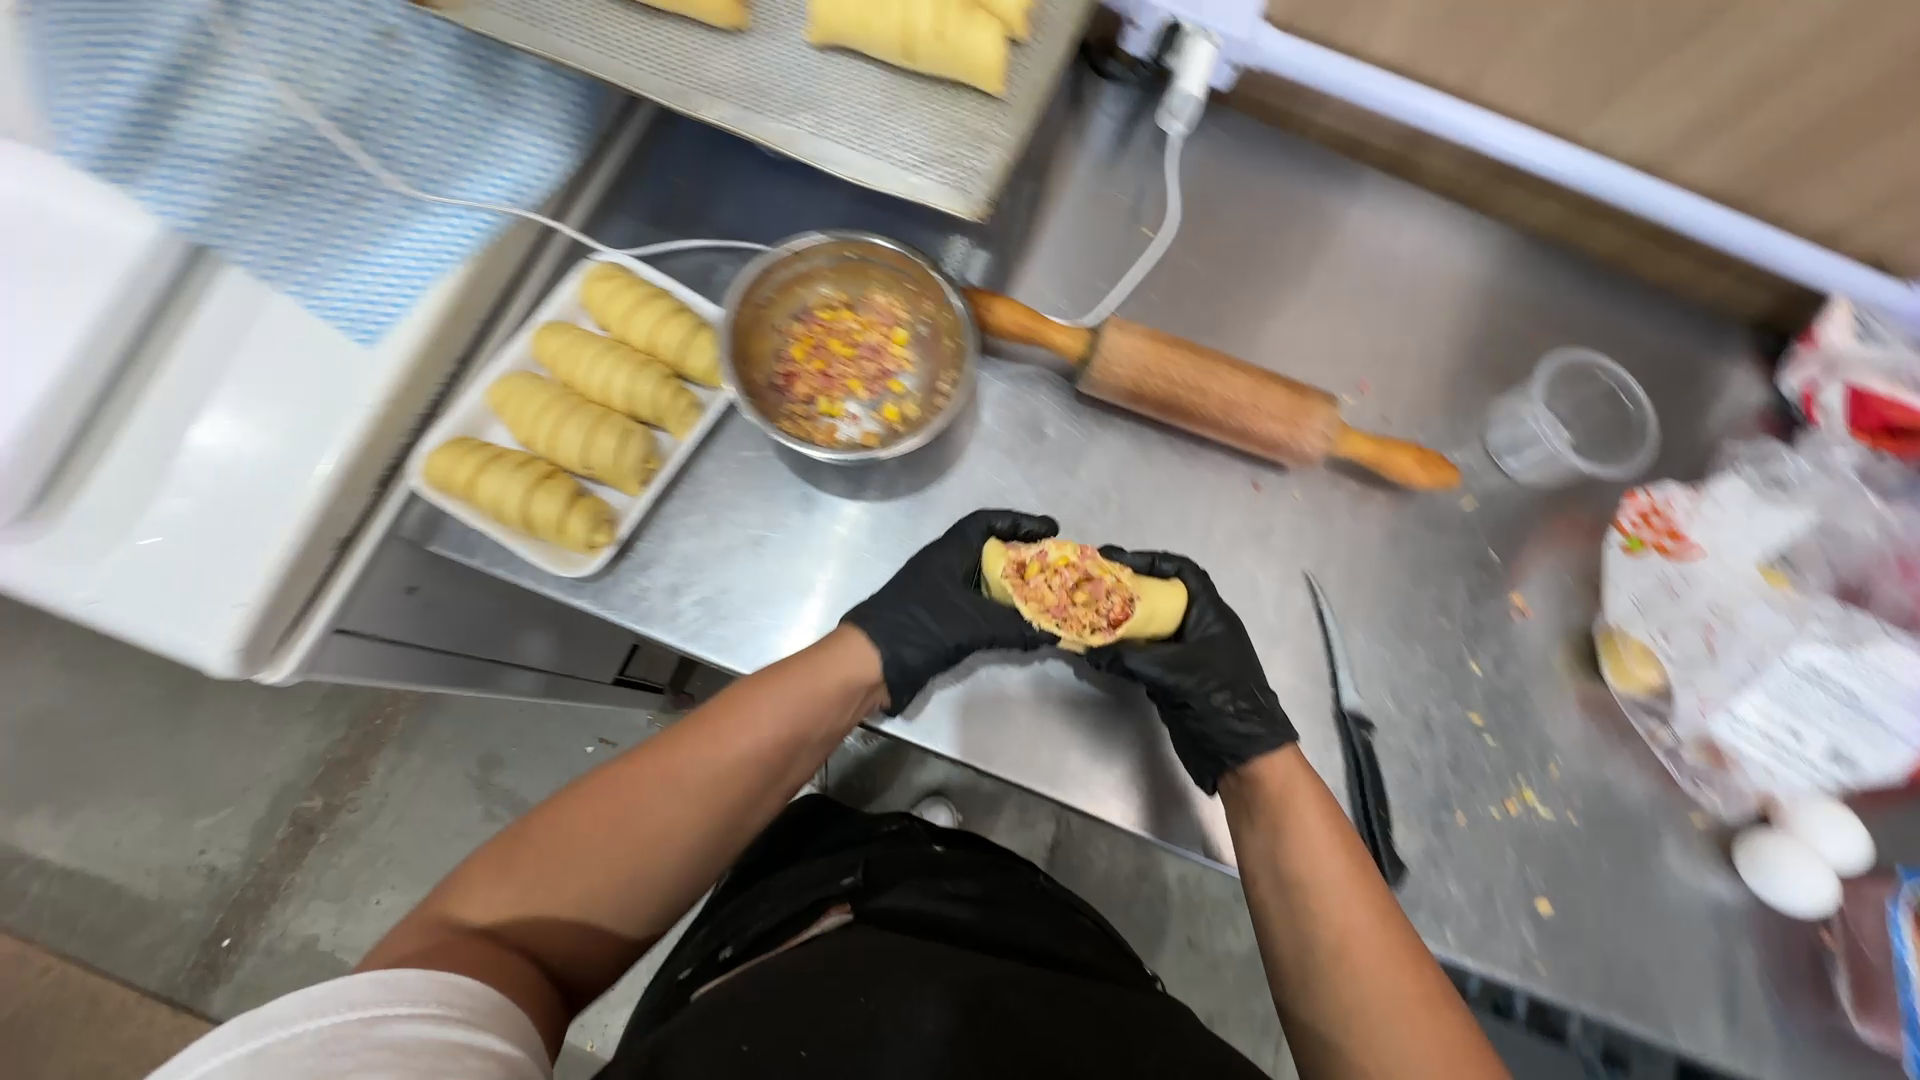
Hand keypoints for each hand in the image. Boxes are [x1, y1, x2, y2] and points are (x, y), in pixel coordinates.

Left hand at [843, 509, 1059, 714]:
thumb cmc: (918, 627)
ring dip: (1013, 589)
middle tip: (1055, 567)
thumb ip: (1014, 626)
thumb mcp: (971, 624)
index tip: (1050, 530)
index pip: (986, 523)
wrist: (870, 664)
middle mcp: (945, 568)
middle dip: (1023, 557)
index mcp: (948, 553)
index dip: (1019, 522)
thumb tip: (1052, 634)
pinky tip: (1023, 627)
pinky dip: (1001, 615)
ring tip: (1046, 596)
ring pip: (985, 584)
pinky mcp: (941, 623)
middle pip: (989, 552)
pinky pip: (979, 610)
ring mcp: (942, 596)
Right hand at [1085, 547, 1296, 793]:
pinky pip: (1141, 657)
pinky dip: (1119, 653)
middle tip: (1093, 586)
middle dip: (1127, 590)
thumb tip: (1089, 650)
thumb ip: (1130, 658)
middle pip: (1160, 597)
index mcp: (1210, 614)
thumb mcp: (1176, 673)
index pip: (1183, 572)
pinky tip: (1096, 652)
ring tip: (1087, 615)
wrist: (1242, 755)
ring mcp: (1184, 656)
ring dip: (1119, 623)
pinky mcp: (1172, 681)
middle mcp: (1197, 629)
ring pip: (1147, 628)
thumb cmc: (1222, 701)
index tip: (1116, 560)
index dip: (1151, 560)